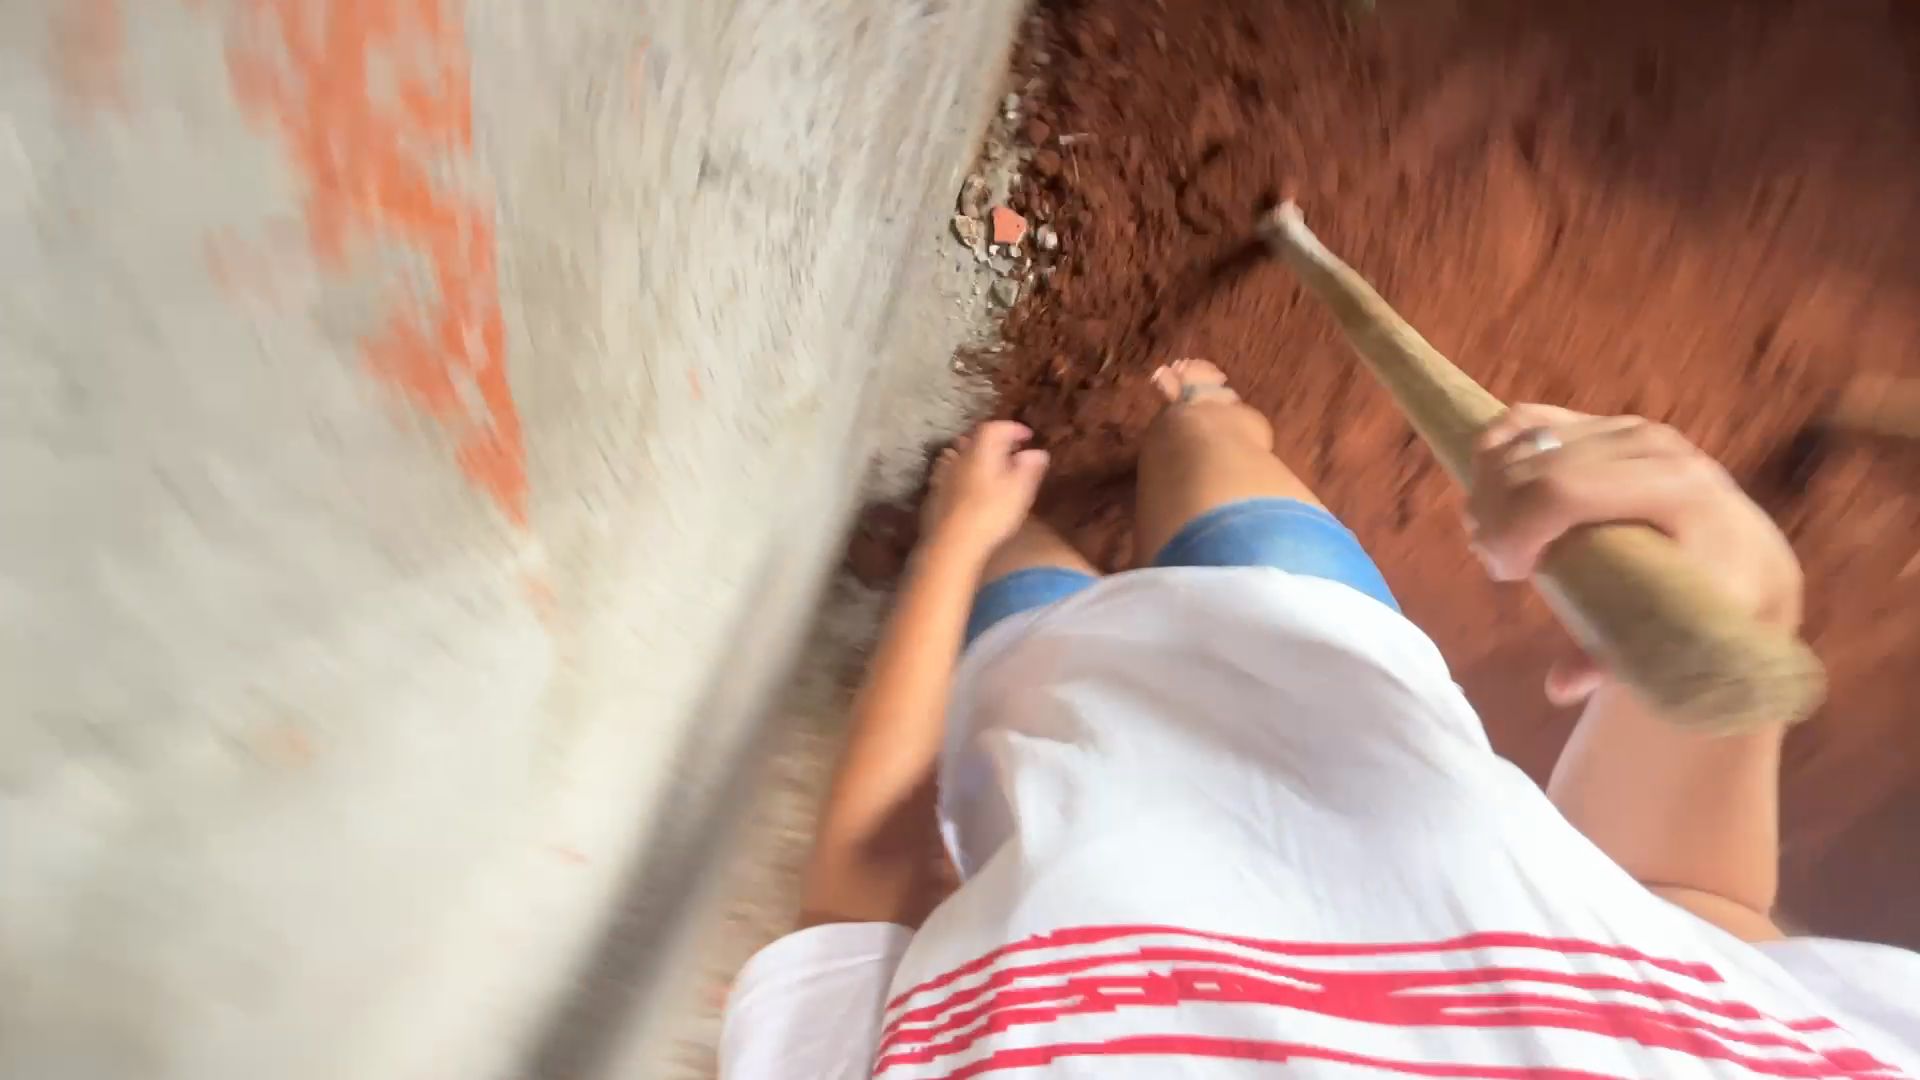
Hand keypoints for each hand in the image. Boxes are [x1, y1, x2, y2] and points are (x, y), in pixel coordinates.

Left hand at [921, 421, 1049, 560]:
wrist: (951, 544)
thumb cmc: (990, 514)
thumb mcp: (1019, 491)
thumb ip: (1029, 468)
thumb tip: (1037, 452)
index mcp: (980, 451)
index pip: (995, 427)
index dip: (1013, 428)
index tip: (1028, 437)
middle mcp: (959, 457)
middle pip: (975, 439)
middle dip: (995, 441)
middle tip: (1011, 451)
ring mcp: (943, 475)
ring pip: (959, 455)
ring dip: (976, 456)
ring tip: (990, 466)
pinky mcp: (934, 493)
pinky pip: (949, 473)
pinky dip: (962, 473)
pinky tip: (967, 486)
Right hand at [1466, 405, 1802, 705]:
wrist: (1738, 553)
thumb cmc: (1702, 602)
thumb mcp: (1673, 635)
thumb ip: (1611, 661)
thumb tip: (1559, 688)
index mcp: (1677, 487)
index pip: (1558, 491)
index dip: (1511, 531)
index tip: (1506, 573)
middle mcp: (1650, 445)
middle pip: (1525, 470)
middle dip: (1491, 519)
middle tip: (1494, 562)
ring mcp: (1622, 428)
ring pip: (1514, 445)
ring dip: (1485, 493)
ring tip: (1493, 534)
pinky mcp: (1597, 422)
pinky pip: (1520, 421)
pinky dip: (1490, 451)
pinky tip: (1490, 488)